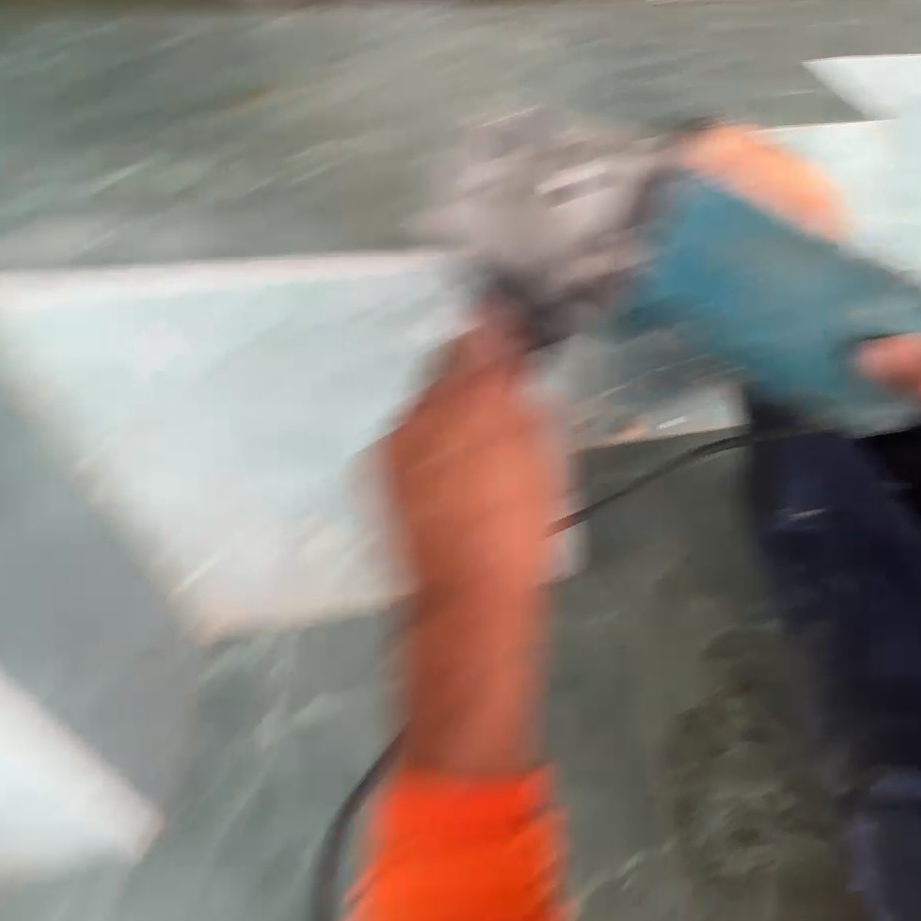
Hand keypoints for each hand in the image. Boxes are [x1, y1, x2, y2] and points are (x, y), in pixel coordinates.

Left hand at [386, 308, 564, 595]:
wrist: (468, 592)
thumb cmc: (521, 526)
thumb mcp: (538, 456)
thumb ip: (519, 396)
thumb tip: (508, 356)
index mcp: (471, 402)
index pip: (477, 340)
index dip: (497, 329)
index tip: (514, 328)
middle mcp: (423, 412)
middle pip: (444, 364)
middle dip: (472, 365)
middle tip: (502, 383)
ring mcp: (396, 441)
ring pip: (426, 399)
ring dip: (451, 400)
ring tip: (478, 431)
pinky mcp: (382, 470)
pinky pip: (411, 431)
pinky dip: (432, 431)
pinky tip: (453, 461)